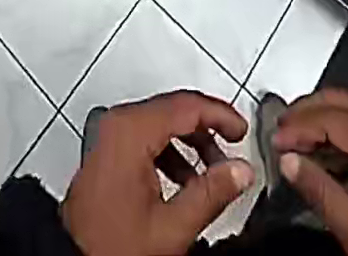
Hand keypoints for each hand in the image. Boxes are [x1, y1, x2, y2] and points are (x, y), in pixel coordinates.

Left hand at [62, 90, 256, 255]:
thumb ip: (211, 193)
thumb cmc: (108, 249)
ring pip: (163, 123)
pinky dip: (170, 151)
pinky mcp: (106, 151)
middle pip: (176, 110)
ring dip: (190, 142)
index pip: (189, 106)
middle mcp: (118, 124)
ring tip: (211, 172)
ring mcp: (110, 136)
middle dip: (208, 130)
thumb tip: (241, 170)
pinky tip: (184, 180)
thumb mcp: (170, 228)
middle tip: (232, 146)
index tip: (241, 131)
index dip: (221, 116)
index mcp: (132, 130)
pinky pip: (148, 137)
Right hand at [271, 89, 347, 255]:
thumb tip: (292, 163)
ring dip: (324, 123)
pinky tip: (323, 155)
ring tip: (295, 142)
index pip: (337, 118)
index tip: (276, 138)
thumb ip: (323, 194)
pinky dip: (343, 137)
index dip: (301, 125)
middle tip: (281, 129)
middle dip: (310, 113)